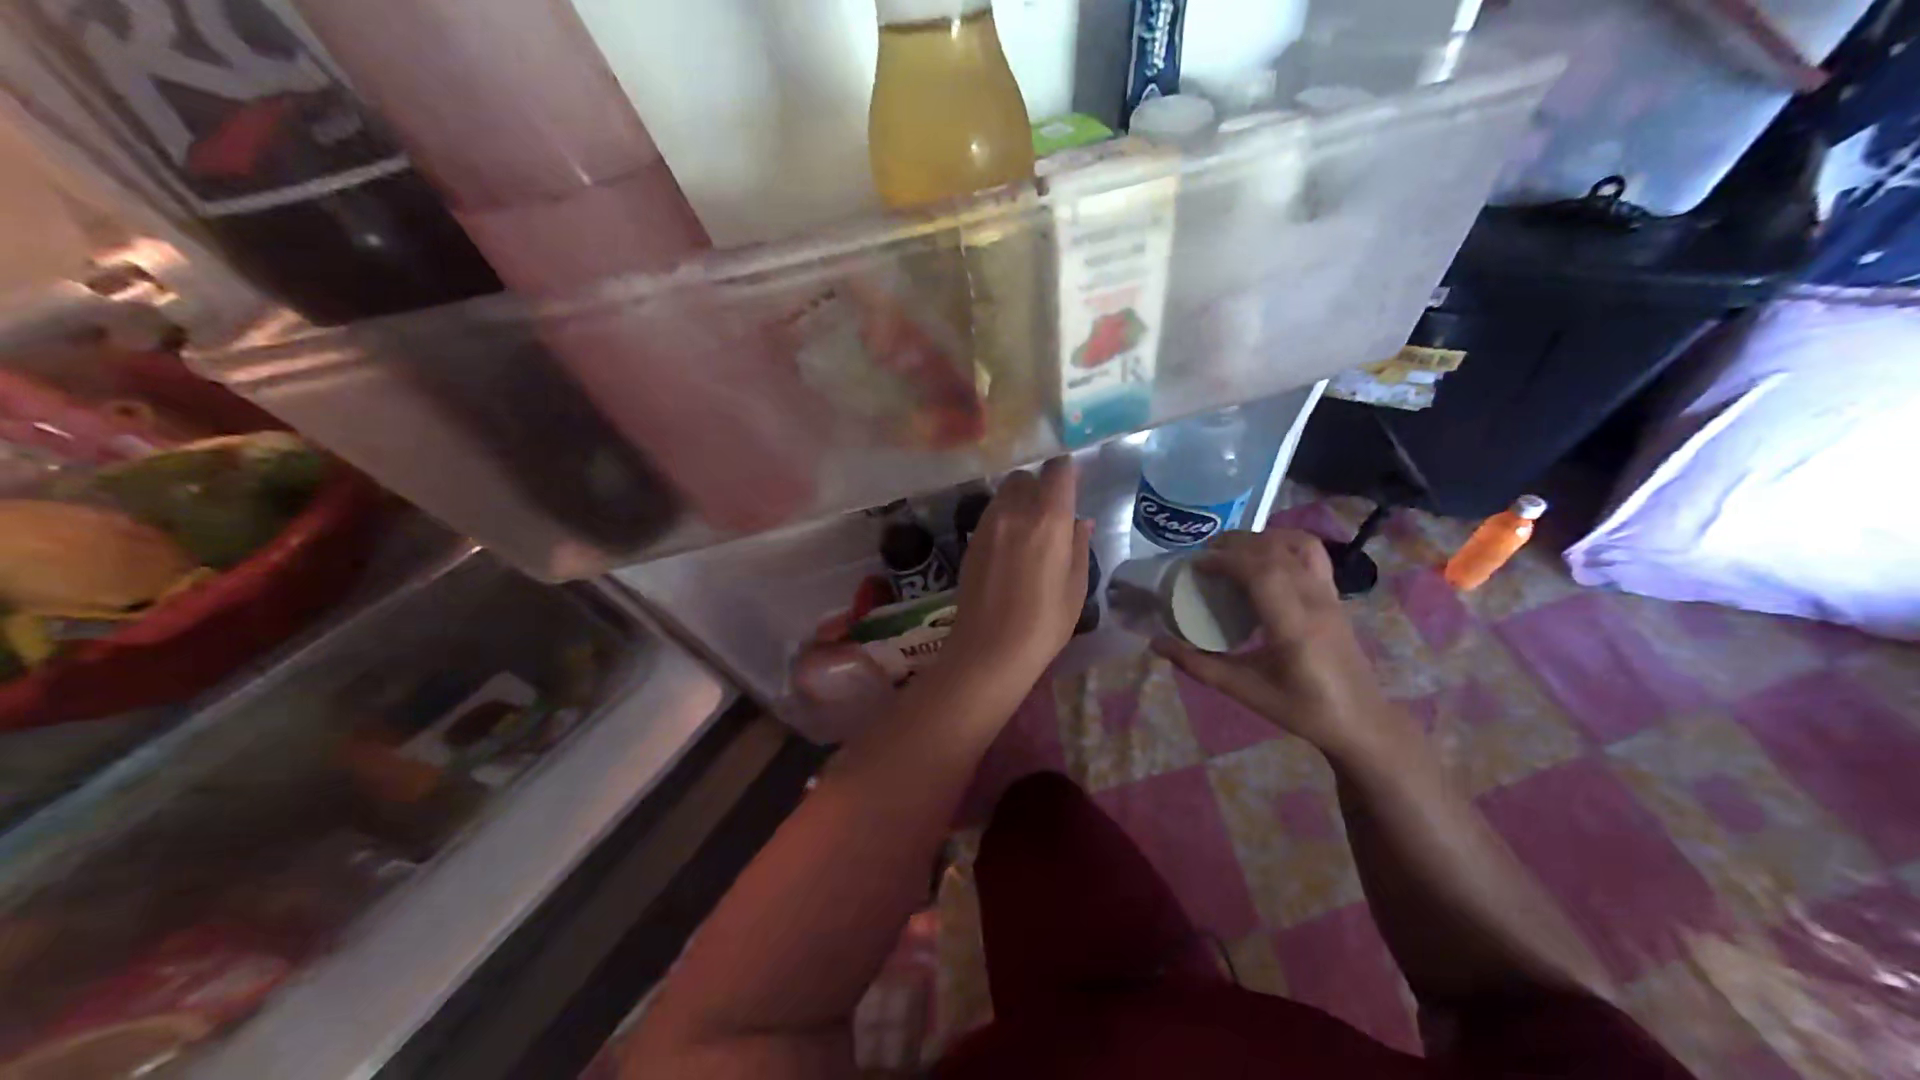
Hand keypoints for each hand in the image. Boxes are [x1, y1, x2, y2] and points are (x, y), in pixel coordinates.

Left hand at [940, 457, 1092, 693]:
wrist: (989, 650)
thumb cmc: (1044, 623)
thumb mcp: (1075, 586)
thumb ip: (1078, 545)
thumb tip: (1080, 522)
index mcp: (1048, 519)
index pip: (1057, 471)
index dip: (1066, 471)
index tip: (1072, 484)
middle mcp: (1014, 512)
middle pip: (1025, 477)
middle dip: (1039, 486)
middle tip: (1050, 512)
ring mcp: (987, 525)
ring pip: (1003, 494)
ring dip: (1018, 501)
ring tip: (1029, 531)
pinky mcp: (971, 542)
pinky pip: (990, 515)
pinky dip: (1003, 519)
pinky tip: (1010, 548)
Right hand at [1153, 528, 1406, 761]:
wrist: (1360, 720)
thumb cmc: (1302, 710)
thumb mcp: (1244, 691)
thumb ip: (1198, 665)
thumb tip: (1157, 643)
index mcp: (1294, 627)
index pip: (1262, 573)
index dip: (1226, 560)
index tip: (1196, 565)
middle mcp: (1315, 602)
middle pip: (1276, 552)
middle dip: (1236, 544)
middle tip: (1204, 556)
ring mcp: (1330, 596)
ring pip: (1298, 545)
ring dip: (1261, 538)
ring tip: (1232, 550)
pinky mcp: (1335, 595)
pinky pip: (1312, 554)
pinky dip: (1283, 543)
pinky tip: (1262, 556)